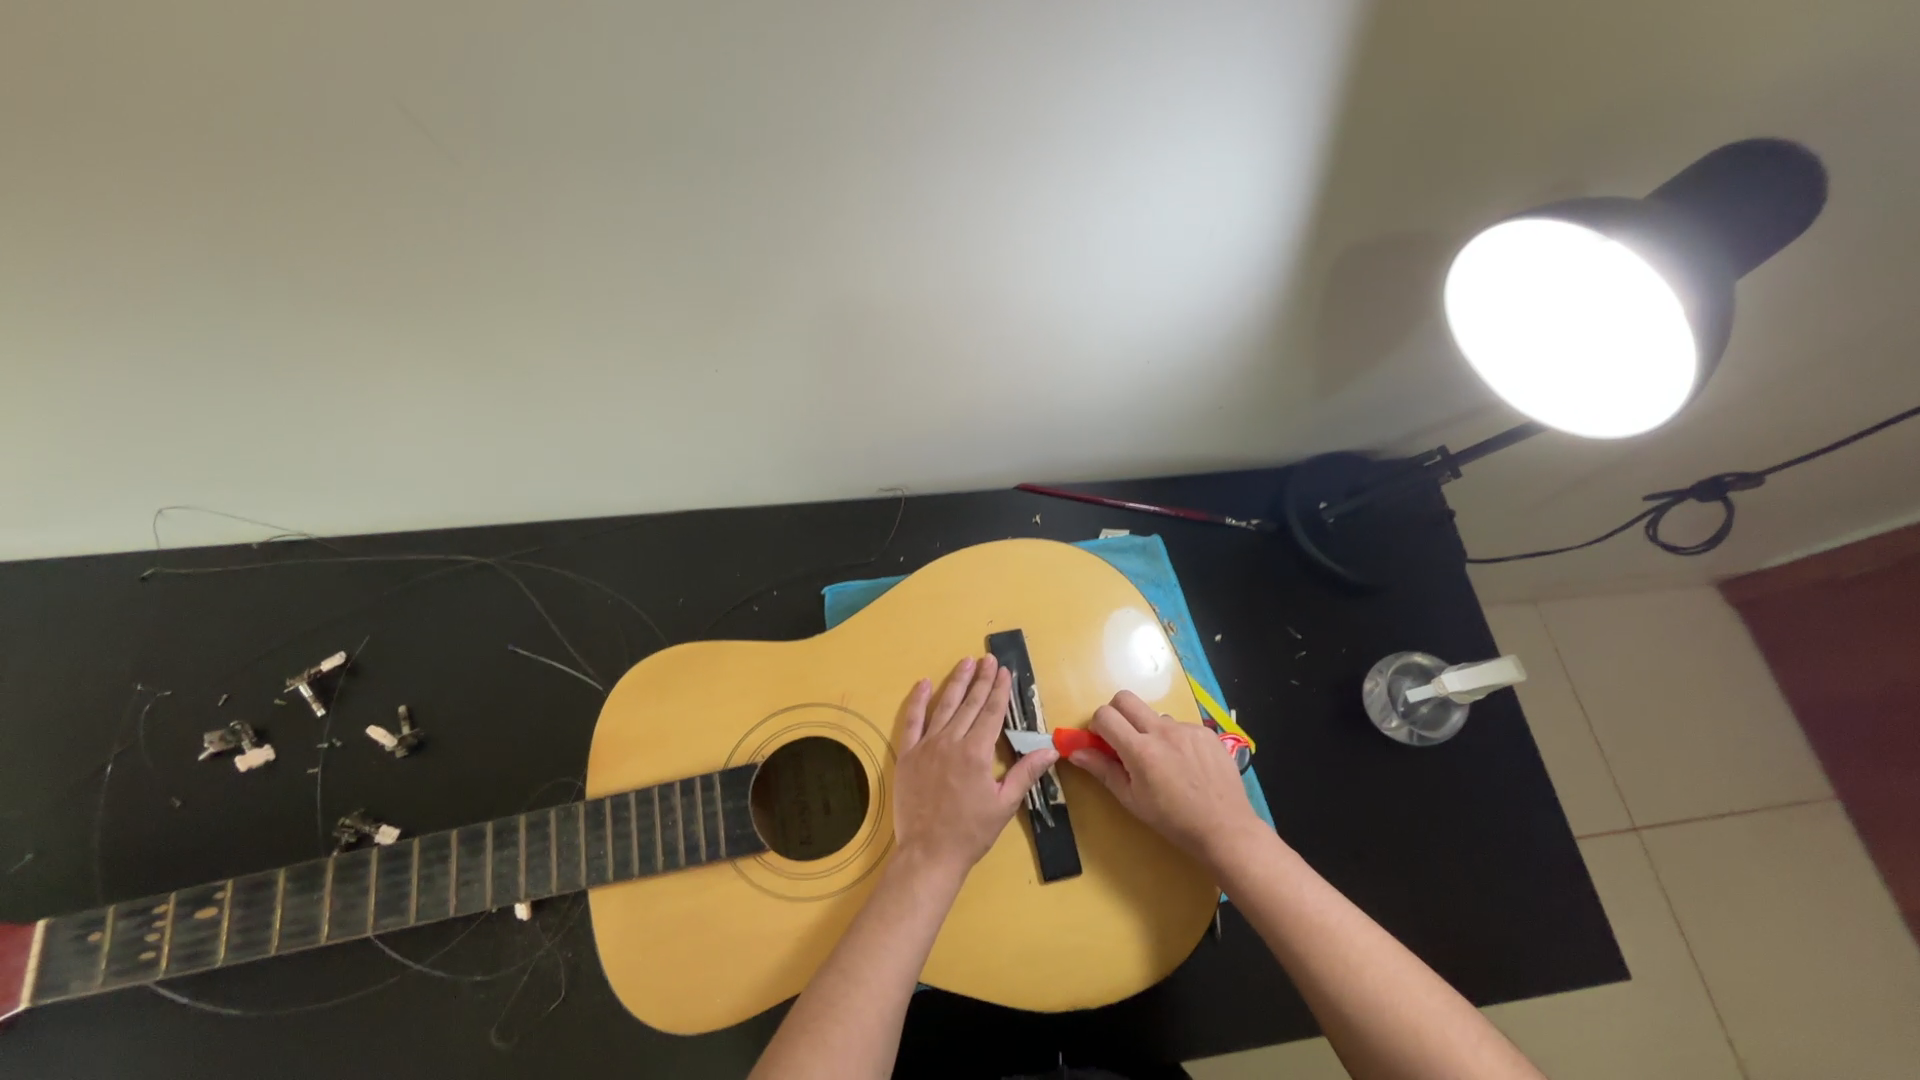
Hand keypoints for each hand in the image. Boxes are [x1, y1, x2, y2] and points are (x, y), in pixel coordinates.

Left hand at [892, 656, 1058, 878]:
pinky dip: (918, 700)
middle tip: (988, 658)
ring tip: (965, 662)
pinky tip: (924, 684)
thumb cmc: (970, 832)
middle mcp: (952, 741)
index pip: (991, 712)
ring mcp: (927, 746)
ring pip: (944, 706)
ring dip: (956, 682)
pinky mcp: (908, 755)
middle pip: (970, 703)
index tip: (1004, 671)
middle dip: (981, 679)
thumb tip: (1050, 749)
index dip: (999, 690)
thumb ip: (1025, 773)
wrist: (929, 852)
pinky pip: (912, 721)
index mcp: (977, 752)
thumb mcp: (1005, 804)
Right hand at [1070, 690, 1262, 868]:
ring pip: (1155, 715)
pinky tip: (1186, 764)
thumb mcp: (1131, 800)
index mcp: (1141, 750)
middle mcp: (1163, 731)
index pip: (1105, 715)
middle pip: (1126, 698)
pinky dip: (1175, 739)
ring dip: (1149, 730)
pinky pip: (1180, 726)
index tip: (1102, 742)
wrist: (1224, 828)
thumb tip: (1074, 752)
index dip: (1097, 725)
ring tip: (1163, 761)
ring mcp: (1187, 729)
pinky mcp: (1206, 732)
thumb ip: (1103, 770)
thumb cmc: (1172, 820)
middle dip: (1117, 713)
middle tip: (1123, 739)